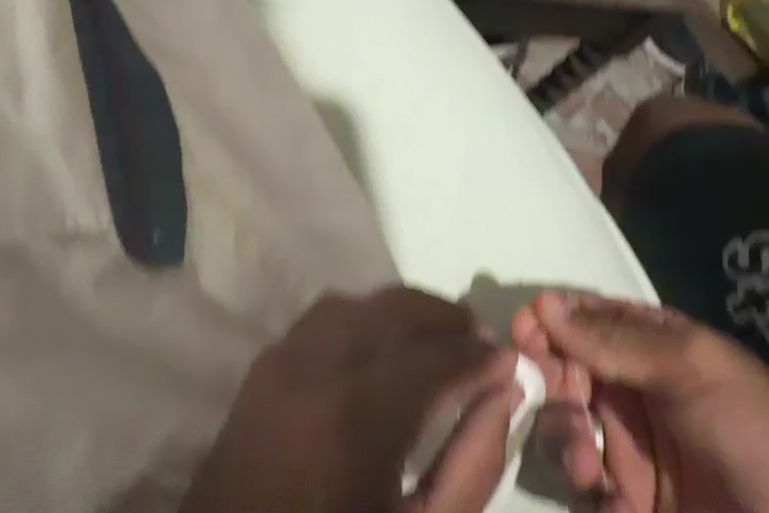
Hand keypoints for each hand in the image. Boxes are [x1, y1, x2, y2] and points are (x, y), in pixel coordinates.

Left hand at [181, 286, 521, 512]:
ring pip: (355, 305)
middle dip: (444, 318)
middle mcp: (317, 368)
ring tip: (432, 340)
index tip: (508, 361)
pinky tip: (379, 349)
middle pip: (394, 311)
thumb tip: (505, 392)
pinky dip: (360, 320)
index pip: (436, 357)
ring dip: (401, 313)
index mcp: (358, 414)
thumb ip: (472, 464)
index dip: (479, 355)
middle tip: (478, 342)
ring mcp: (281, 361)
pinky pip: (320, 319)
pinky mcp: (260, 367)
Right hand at [513, 292, 768, 512]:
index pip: (588, 321)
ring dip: (562, 438)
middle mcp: (637, 394)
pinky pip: (580, 489)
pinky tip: (601, 495)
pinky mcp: (629, 506)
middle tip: (546, 394)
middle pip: (566, 372)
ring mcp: (632, 453)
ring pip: (565, 428)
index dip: (552, 321)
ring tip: (585, 465)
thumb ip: (615, 339)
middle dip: (549, 380)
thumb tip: (543, 300)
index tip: (521, 330)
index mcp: (657, 348)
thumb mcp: (693, 370)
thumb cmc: (763, 437)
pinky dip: (578, 489)